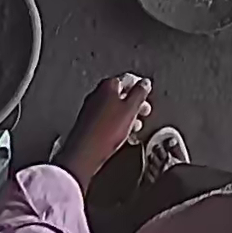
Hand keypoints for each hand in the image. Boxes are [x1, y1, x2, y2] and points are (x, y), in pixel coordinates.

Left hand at [52, 74, 151, 190]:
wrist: (84, 153)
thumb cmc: (106, 130)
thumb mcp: (131, 109)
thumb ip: (140, 93)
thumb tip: (145, 83)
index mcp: (108, 85)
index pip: (128, 79)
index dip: (140, 87)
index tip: (147, 93)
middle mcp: (97, 93)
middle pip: (121, 93)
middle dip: (134, 102)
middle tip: (143, 111)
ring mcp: (90, 108)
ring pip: (113, 107)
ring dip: (126, 115)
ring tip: (134, 126)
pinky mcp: (87, 123)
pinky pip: (105, 118)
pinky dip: (116, 123)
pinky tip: (120, 134)